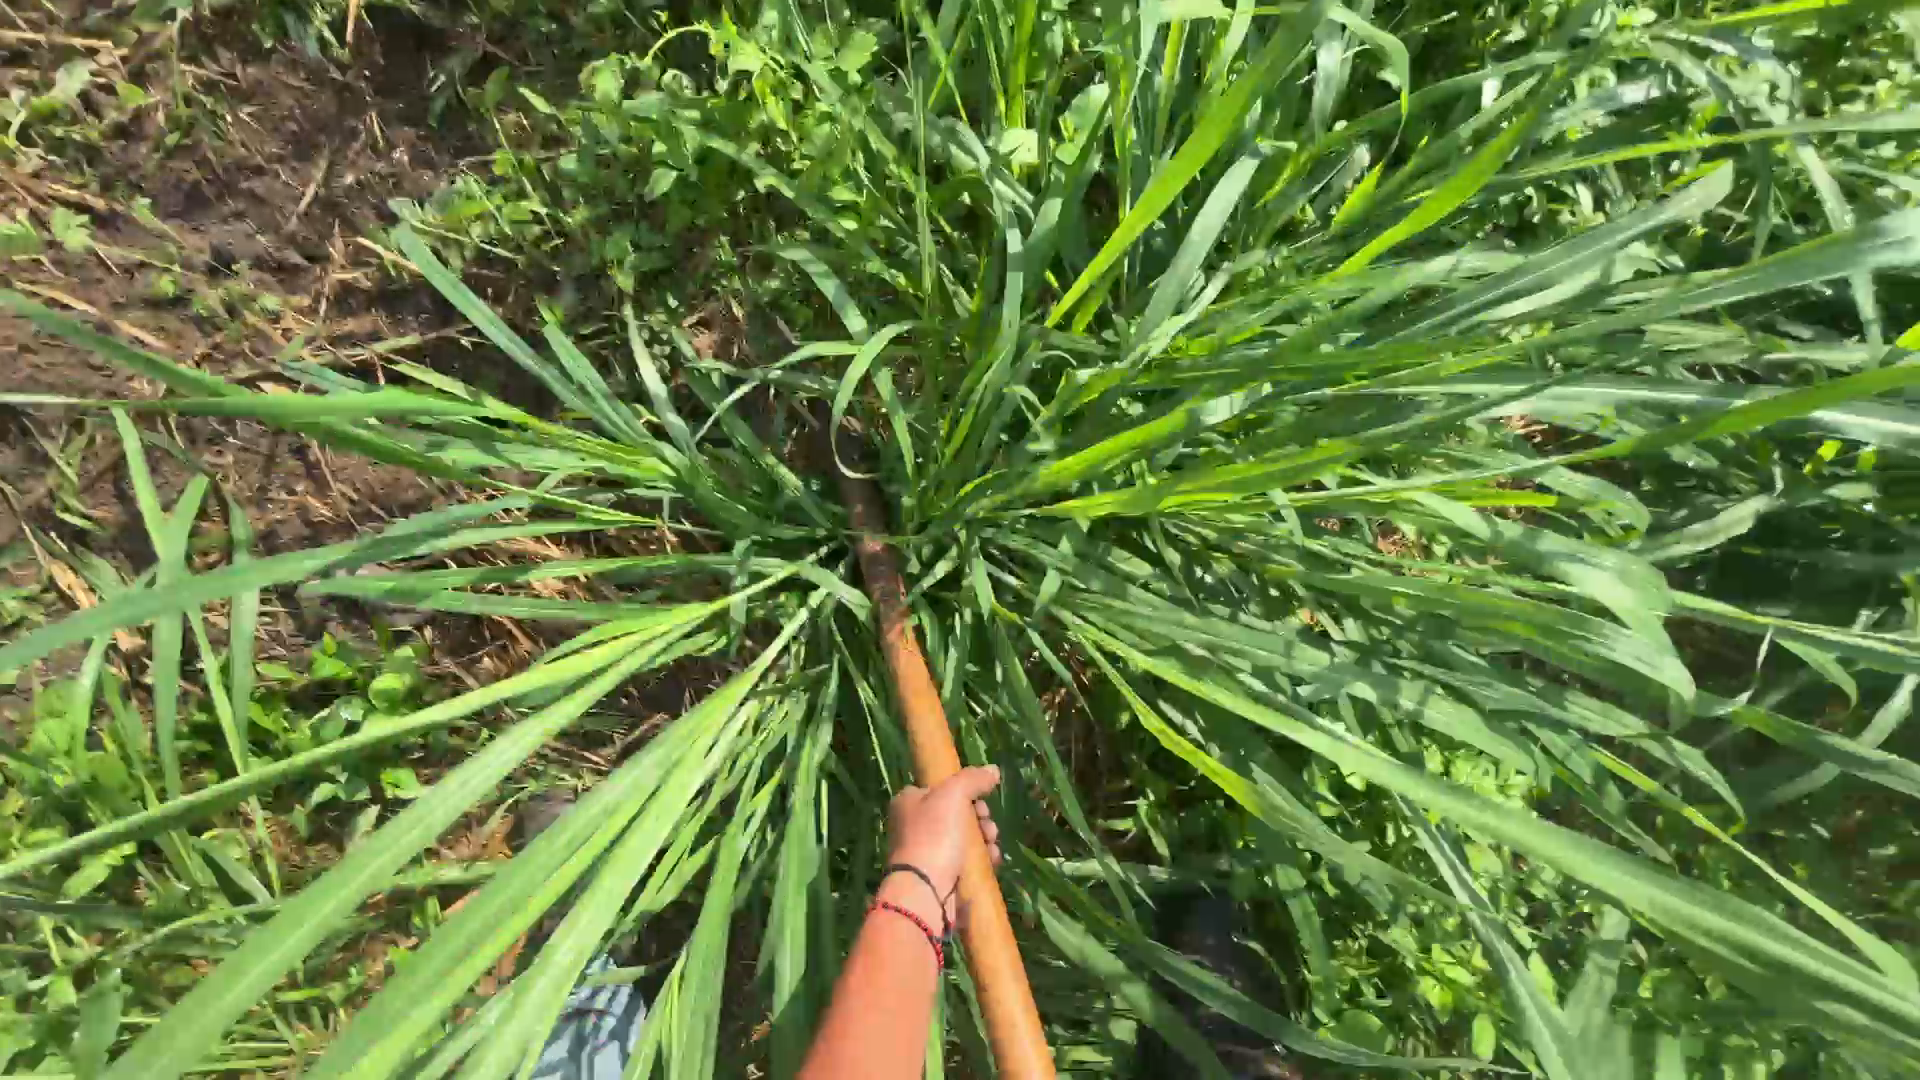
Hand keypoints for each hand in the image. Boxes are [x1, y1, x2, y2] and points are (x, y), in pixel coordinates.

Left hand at [881, 765, 1002, 923]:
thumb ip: (973, 779)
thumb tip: (993, 770)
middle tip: (988, 825)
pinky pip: (965, 862)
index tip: (981, 799)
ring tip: (992, 844)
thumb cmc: (933, 835)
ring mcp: (926, 853)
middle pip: (956, 813)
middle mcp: (913, 825)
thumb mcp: (953, 795)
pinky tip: (993, 860)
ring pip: (964, 838)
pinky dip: (981, 859)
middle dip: (980, 818)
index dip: (964, 792)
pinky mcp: (939, 877)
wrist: (924, 893)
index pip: (940, 788)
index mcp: (908, 801)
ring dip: (984, 838)